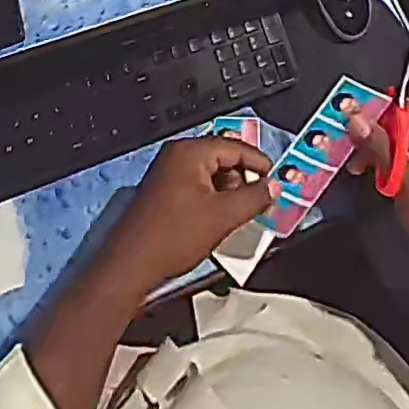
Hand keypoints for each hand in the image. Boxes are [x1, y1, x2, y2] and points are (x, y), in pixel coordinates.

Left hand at [102, 137, 273, 289]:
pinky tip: (216, 218)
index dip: (259, 163)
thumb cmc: (173, 235)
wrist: (133, 261)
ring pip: (210, 172)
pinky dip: (212, 196)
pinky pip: (197, 182)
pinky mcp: (164, 187)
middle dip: (242, 179)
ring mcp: (168, 169)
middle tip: (255, 202)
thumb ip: (253, 197)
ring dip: (227, 190)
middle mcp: (177, 154)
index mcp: (190, 151)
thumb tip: (273, 186)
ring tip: (234, 215)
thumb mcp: (223, 216)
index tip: (275, 179)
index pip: (234, 146)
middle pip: (223, 157)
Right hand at [344, 106, 408, 300]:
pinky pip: (399, 157)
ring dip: (374, 150)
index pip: (403, 111)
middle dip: (372, 134)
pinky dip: (383, 162)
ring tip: (357, 163)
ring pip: (395, 141)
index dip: (374, 113)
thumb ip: (380, 145)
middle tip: (348, 143)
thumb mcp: (406, 179)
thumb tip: (355, 118)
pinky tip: (369, 172)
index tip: (347, 118)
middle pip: (398, 125)